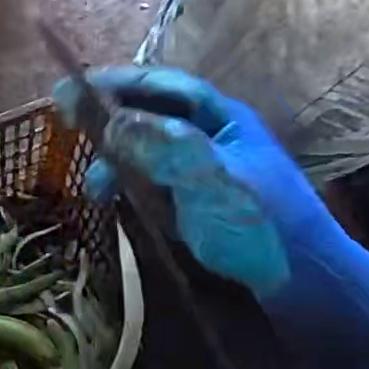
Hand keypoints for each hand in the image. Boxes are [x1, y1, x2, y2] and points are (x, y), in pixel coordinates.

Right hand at [53, 67, 368, 368]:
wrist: (301, 286)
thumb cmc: (261, 227)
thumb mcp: (212, 182)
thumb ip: (164, 147)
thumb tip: (110, 119)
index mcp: (222, 119)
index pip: (162, 86)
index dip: (117, 83)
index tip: (71, 88)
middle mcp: (208, 136)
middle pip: (149, 113)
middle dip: (109, 119)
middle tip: (67, 124)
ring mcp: (199, 169)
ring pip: (144, 148)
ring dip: (113, 158)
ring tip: (93, 186)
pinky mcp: (189, 200)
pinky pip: (147, 179)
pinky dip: (124, 184)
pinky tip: (111, 199)